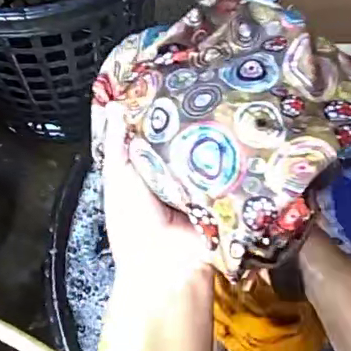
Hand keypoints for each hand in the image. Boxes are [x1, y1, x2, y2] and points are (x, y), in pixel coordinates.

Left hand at [98, 103, 214, 302]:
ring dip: (214, 141)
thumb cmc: (132, 225)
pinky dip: (230, 162)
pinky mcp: (222, 197)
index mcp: (147, 171)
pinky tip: (236, 140)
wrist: (165, 266)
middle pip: (186, 141)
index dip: (163, 112)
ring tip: (224, 109)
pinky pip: (228, 174)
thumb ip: (116, 142)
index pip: (157, 133)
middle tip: (204, 91)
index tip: (173, 84)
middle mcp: (175, 176)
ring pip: (209, 154)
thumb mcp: (117, 176)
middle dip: (193, 123)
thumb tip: (113, 104)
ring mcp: (200, 186)